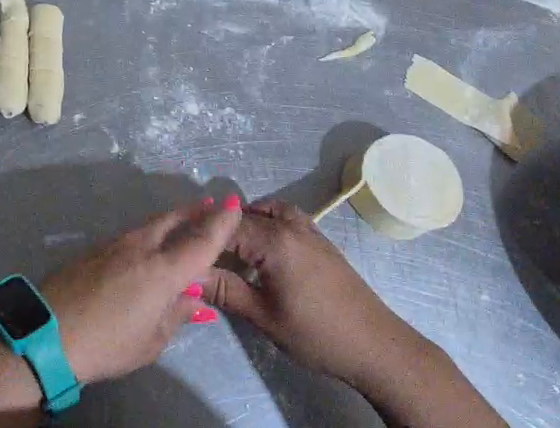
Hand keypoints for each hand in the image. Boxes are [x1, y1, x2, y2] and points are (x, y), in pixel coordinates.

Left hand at [41, 195, 242, 382]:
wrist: (49, 332)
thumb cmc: (108, 344)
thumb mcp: (152, 340)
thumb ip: (176, 314)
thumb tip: (194, 298)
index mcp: (162, 270)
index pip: (200, 241)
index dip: (220, 222)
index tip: (235, 202)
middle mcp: (140, 247)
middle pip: (173, 221)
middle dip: (195, 212)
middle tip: (212, 204)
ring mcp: (114, 245)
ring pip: (151, 225)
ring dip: (172, 221)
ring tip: (187, 220)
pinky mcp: (95, 249)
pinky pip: (133, 235)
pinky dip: (151, 233)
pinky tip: (153, 243)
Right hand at [202, 199, 409, 387]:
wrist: (377, 347)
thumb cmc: (317, 334)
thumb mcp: (264, 317)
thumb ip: (225, 290)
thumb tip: (188, 275)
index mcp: (273, 240)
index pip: (224, 226)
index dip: (200, 237)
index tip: (183, 251)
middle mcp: (289, 225)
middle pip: (242, 216)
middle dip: (219, 231)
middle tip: (200, 254)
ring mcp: (308, 230)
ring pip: (264, 211)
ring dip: (244, 224)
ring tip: (230, 250)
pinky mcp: (320, 240)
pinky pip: (285, 217)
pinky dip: (267, 222)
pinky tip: (263, 250)